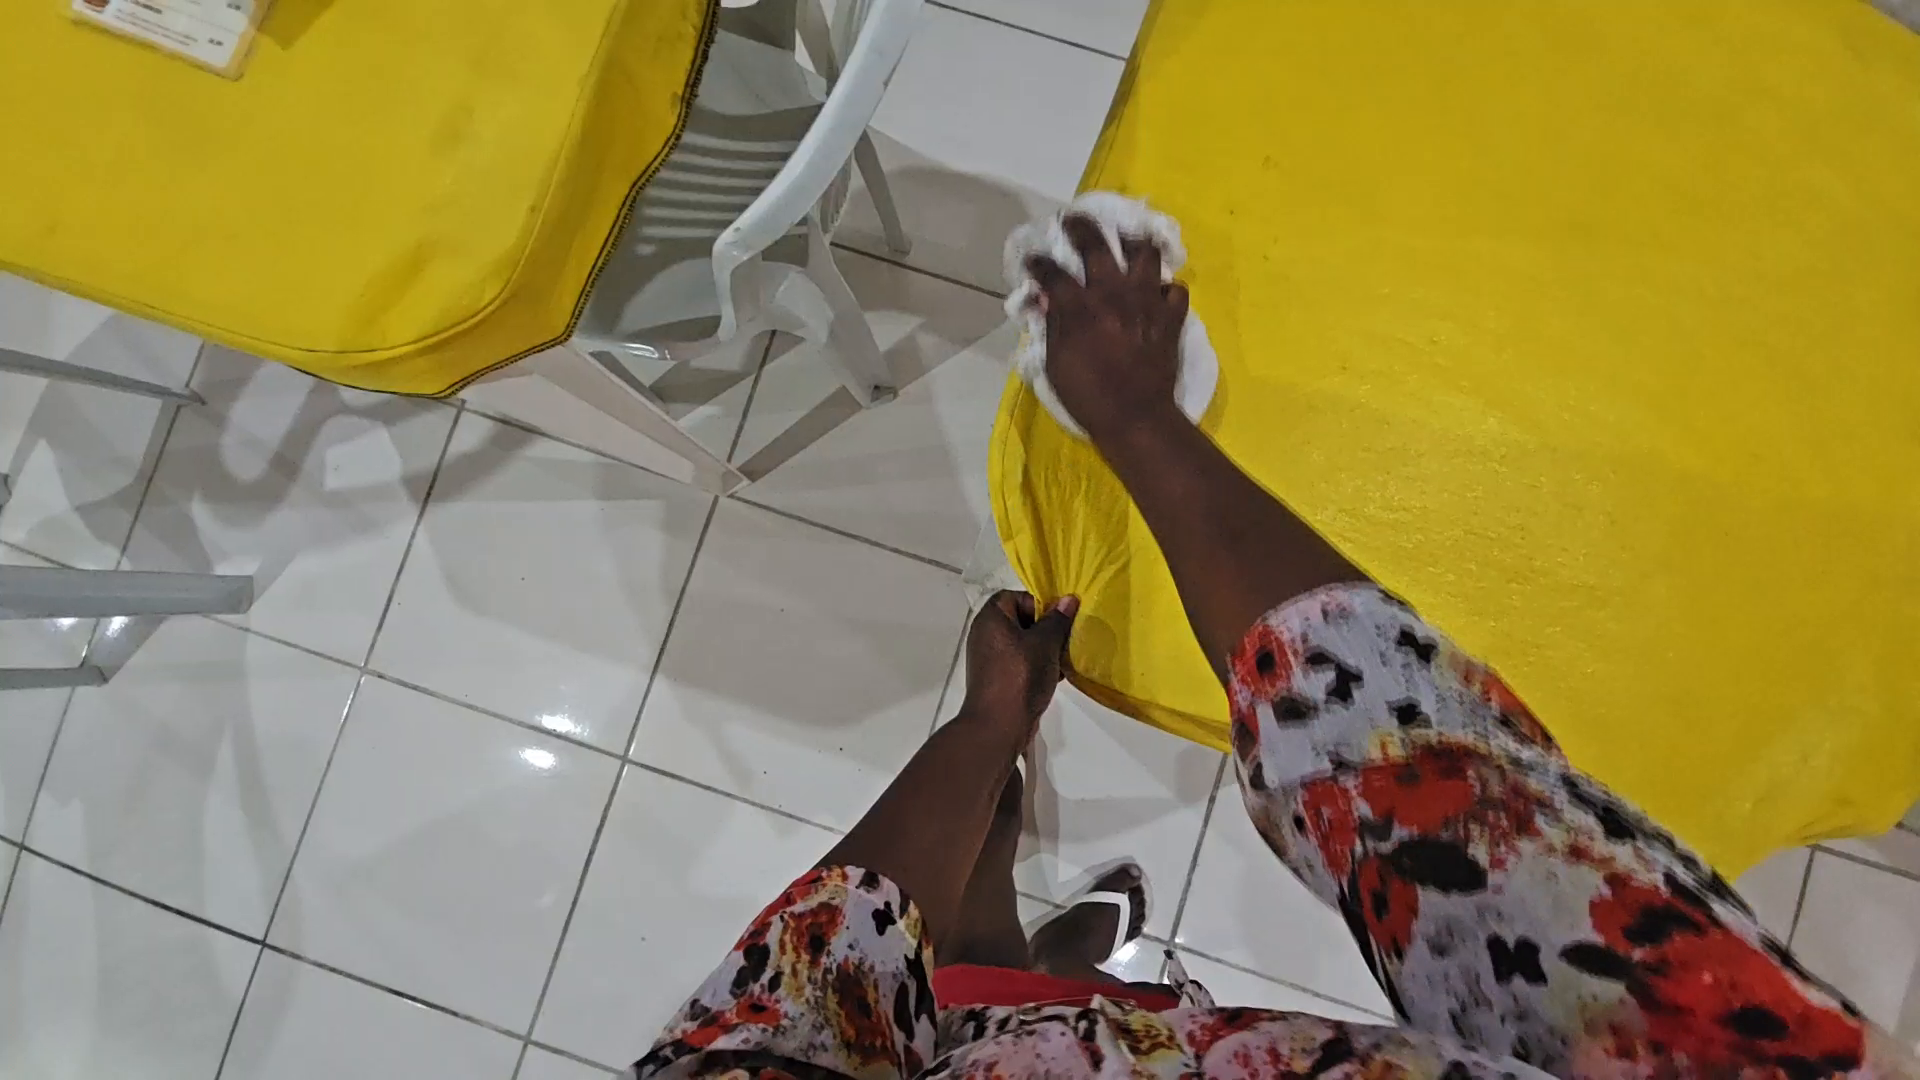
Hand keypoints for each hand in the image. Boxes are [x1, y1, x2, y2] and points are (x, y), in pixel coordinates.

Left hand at [960, 590, 1078, 740]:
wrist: (999, 725)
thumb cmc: (1020, 676)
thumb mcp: (1044, 643)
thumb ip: (1057, 620)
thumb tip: (1068, 599)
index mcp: (991, 618)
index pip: (1015, 596)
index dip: (1038, 603)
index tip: (1057, 618)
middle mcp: (986, 634)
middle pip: (1020, 620)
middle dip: (1046, 628)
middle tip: (1065, 638)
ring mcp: (990, 658)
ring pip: (1023, 643)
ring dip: (1045, 649)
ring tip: (1065, 658)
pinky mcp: (997, 678)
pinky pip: (1020, 663)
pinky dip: (1037, 665)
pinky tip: (1058, 675)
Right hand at [1026, 215, 1189, 441]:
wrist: (1136, 417)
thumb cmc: (1089, 397)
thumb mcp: (1056, 365)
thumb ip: (1052, 326)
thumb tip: (1046, 301)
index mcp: (1080, 308)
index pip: (1054, 272)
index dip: (1039, 262)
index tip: (1033, 259)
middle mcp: (1114, 294)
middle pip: (1097, 245)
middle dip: (1081, 227)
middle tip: (1074, 221)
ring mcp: (1147, 302)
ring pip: (1145, 253)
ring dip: (1133, 245)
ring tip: (1125, 245)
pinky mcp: (1171, 316)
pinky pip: (1174, 289)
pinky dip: (1164, 288)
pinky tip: (1155, 293)